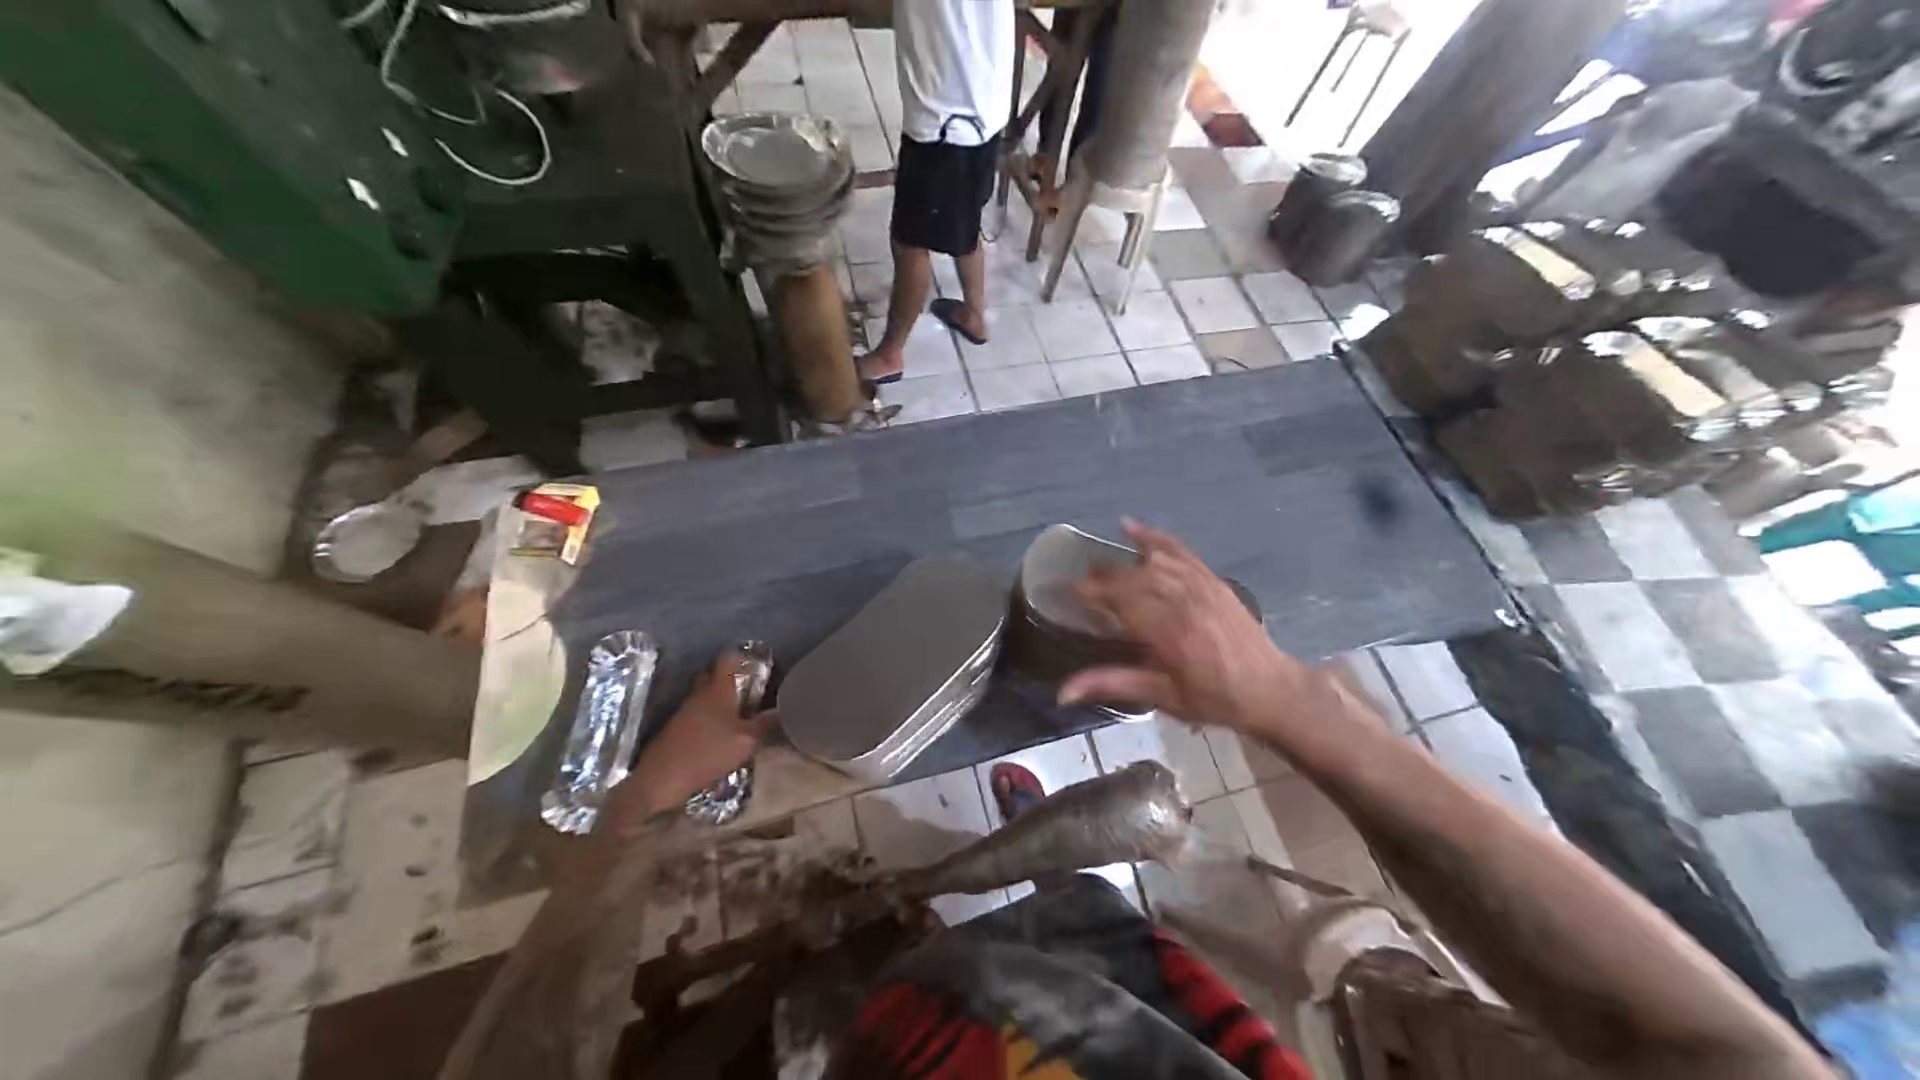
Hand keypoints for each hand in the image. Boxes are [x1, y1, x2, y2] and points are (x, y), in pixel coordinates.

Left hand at [607, 651, 776, 836]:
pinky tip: (722, 734)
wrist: (660, 780)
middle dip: (729, 677)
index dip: (742, 656)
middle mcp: (699, 694)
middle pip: (713, 676)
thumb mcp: (746, 741)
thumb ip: (765, 724)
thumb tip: (784, 710)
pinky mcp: (675, 730)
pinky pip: (697, 714)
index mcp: (717, 689)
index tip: (757, 661)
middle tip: (750, 688)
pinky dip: (710, 718)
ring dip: (720, 701)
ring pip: (705, 696)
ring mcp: (684, 712)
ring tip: (741, 714)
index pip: (728, 660)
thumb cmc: (707, 753)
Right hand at [1058, 520, 1332, 737]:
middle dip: (1103, 577)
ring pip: (1152, 563)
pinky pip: (1179, 550)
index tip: (1069, 591)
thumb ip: (1113, 684)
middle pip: (1134, 579)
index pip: (1123, 603)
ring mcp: (1202, 587)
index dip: (1093, 594)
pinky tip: (1131, 527)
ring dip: (1122, 562)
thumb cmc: (1215, 699)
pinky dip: (1153, 537)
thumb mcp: (1163, 697)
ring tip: (1098, 564)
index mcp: (1172, 635)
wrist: (1272, 690)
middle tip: (1080, 583)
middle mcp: (1186, 603)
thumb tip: (1063, 691)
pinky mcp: (1213, 580)